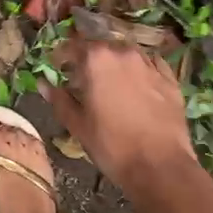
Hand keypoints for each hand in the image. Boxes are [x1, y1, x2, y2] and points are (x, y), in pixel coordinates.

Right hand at [38, 35, 197, 191]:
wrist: (162, 167)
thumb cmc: (112, 145)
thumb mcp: (78, 125)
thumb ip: (59, 100)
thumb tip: (43, 83)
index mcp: (95, 58)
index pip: (72, 46)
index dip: (62, 56)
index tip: (57, 66)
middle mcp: (121, 51)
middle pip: (100, 45)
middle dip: (89, 57)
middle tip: (84, 76)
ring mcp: (148, 63)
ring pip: (126, 52)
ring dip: (115, 61)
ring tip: (112, 80)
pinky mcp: (169, 78)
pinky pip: (152, 64)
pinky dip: (142, 68)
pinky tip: (140, 82)